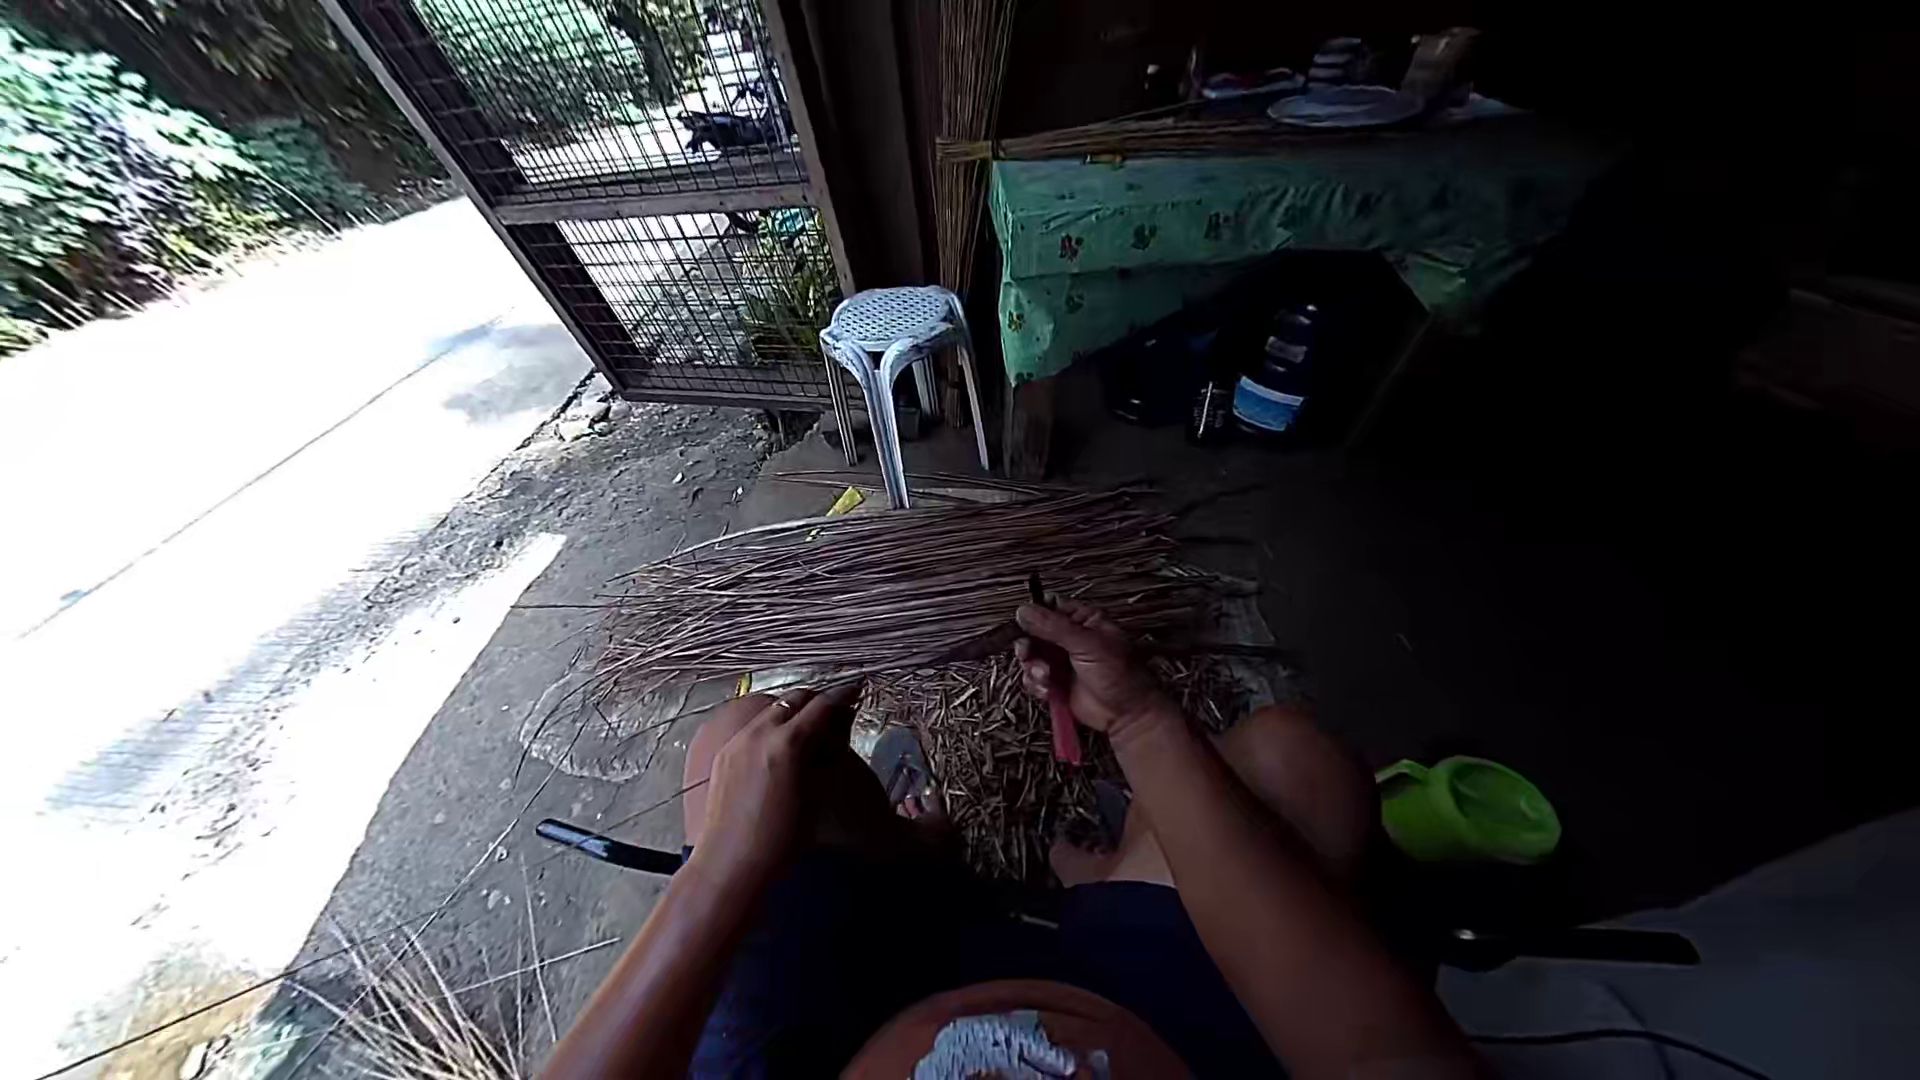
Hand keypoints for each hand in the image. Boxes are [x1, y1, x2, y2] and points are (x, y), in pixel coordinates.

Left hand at [695, 682, 860, 884]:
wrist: (730, 865)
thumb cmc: (783, 837)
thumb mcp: (816, 791)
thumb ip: (829, 751)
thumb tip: (840, 724)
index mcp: (787, 742)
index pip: (822, 705)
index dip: (843, 696)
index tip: (856, 692)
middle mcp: (760, 733)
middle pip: (795, 698)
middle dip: (817, 699)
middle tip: (835, 709)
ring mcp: (738, 741)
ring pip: (772, 708)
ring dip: (794, 710)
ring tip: (809, 725)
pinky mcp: (724, 753)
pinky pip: (753, 726)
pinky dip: (772, 725)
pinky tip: (781, 744)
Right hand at [1015, 601, 1177, 744]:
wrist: (1127, 715)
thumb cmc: (1120, 675)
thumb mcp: (1087, 644)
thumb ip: (1053, 626)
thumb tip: (1023, 610)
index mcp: (1082, 620)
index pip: (1048, 607)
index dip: (1033, 615)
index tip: (1023, 623)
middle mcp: (1068, 638)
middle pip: (1033, 632)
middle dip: (1029, 645)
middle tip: (1029, 653)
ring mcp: (1060, 661)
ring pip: (1031, 656)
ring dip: (1033, 667)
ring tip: (1045, 677)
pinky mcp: (1054, 683)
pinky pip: (1032, 678)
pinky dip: (1035, 684)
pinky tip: (1047, 690)